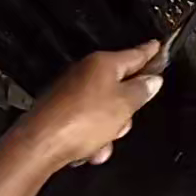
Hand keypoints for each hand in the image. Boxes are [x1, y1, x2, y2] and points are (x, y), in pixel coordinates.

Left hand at [1, 41, 162, 170]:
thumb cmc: (80, 121)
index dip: (150, 52)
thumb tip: (151, 82)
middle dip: (126, 108)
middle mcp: (85, 73)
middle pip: (120, 87)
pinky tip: (89, 150)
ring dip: (109, 128)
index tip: (157, 46)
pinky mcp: (59, 113)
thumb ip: (142, 90)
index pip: (135, 54)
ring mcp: (70, 93)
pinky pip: (86, 123)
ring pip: (104, 110)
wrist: (38, 146)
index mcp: (103, 64)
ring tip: (103, 142)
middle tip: (127, 119)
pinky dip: (91, 137)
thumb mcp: (125, 105)